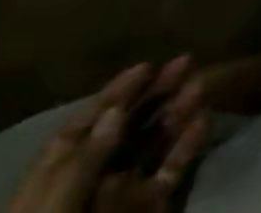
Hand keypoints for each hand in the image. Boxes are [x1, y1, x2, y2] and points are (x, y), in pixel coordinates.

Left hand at [5, 59, 210, 212]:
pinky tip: (205, 120)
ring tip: (201, 85)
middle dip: (153, 93)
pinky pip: (171, 171)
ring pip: (152, 144)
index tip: (146, 66)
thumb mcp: (56, 209)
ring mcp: (122, 193)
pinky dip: (188, 145)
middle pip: (124, 128)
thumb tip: (117, 111)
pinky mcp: (150, 206)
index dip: (113, 94)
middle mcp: (92, 178)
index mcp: (55, 178)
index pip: (85, 125)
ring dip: (176, 112)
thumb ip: (85, 162)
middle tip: (186, 61)